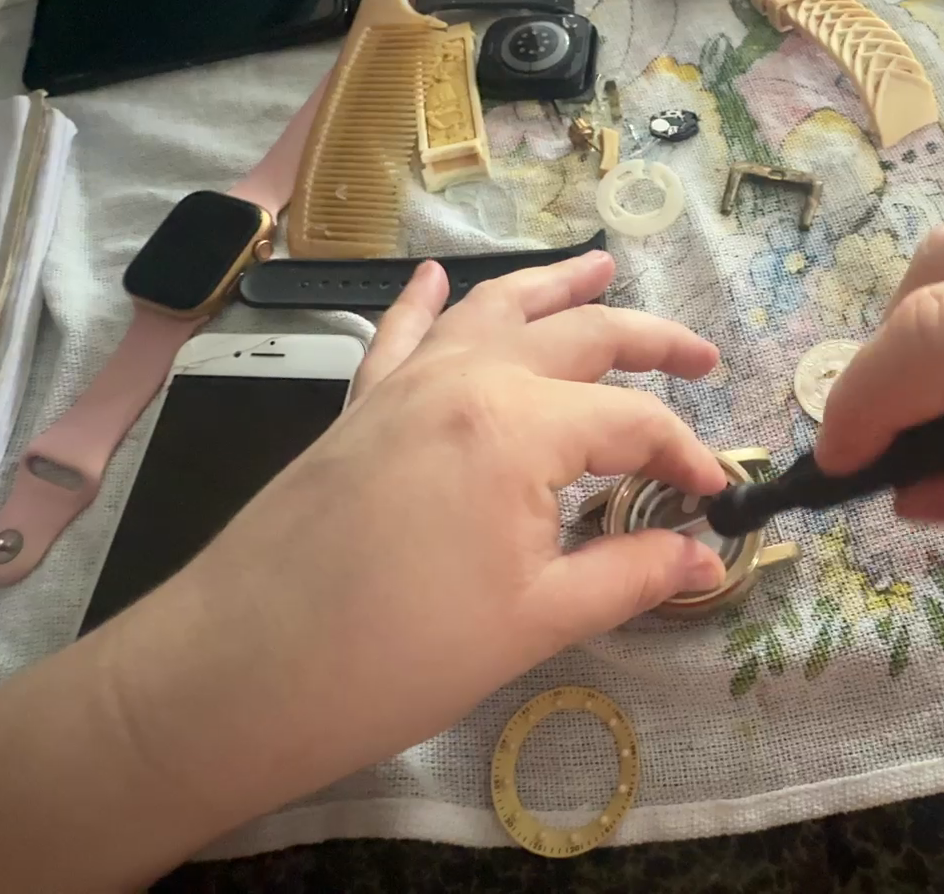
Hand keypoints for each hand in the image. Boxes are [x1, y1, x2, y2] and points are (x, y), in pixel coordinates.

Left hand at [102, 251, 727, 838]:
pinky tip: (439, 276)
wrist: (228, 677)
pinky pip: (403, 332)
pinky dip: (428, 301)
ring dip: (557, 286)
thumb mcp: (537, 621)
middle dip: (655, 343)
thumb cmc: (395, 656)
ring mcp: (408, 382)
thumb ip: (633, 574)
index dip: (685, 457)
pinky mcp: (363, 403)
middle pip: (583, 337)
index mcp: (519, 426)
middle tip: (705, 357)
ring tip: (602, 266)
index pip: (634, 425)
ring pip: (498, 308)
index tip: (714, 497)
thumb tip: (707, 557)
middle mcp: (468, 378)